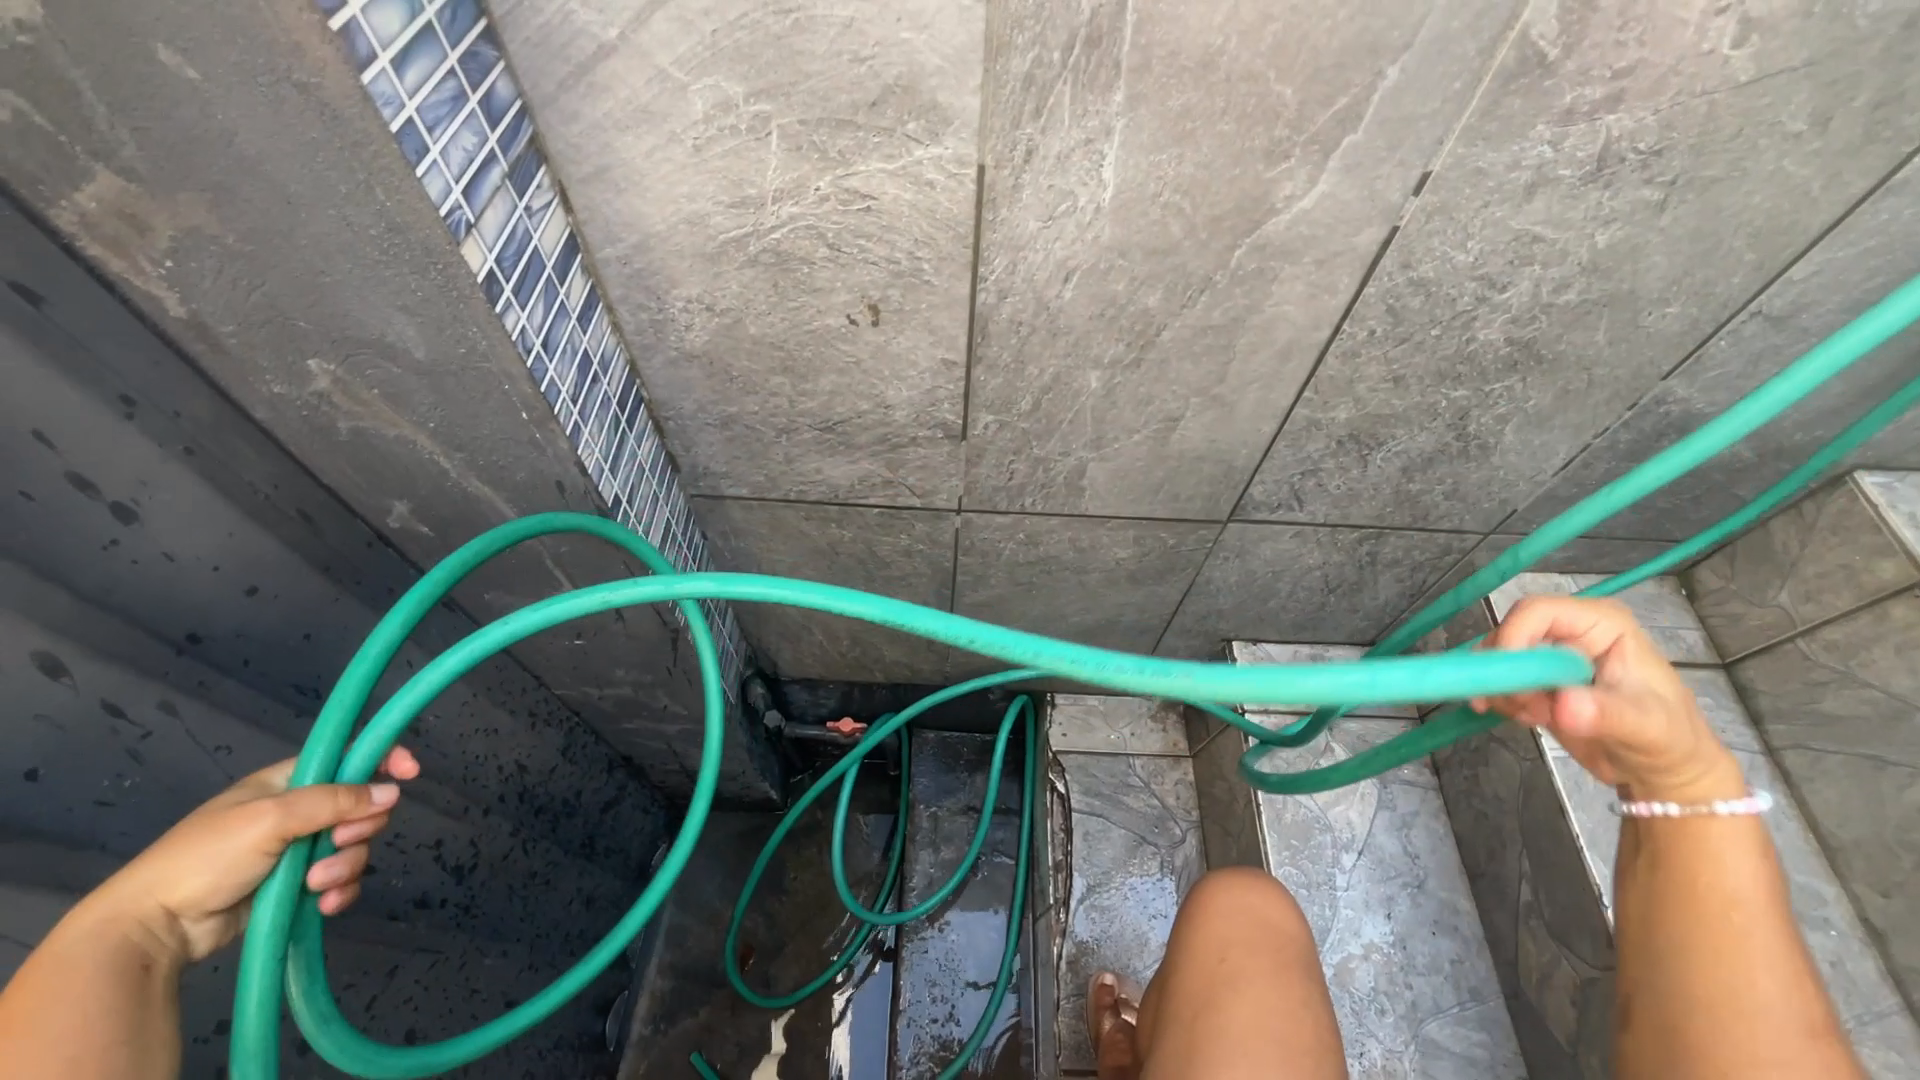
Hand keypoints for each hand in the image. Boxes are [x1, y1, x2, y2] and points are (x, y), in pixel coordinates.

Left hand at [88, 748, 419, 966]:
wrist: (154, 927)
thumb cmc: (205, 858)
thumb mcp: (271, 819)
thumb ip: (335, 801)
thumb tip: (394, 791)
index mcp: (287, 784)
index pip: (347, 758)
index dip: (383, 759)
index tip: (411, 775)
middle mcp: (297, 813)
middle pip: (361, 808)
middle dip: (358, 829)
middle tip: (333, 844)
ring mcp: (298, 851)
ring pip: (354, 847)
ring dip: (344, 867)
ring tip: (313, 887)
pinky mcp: (297, 887)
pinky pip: (342, 881)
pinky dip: (339, 892)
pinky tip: (322, 906)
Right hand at [1470, 596, 1738, 799]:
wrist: (1663, 769)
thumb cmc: (1668, 741)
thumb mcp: (1646, 729)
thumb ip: (1607, 713)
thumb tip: (1564, 704)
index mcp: (1601, 624)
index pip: (1537, 611)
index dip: (1513, 639)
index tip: (1513, 684)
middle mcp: (1570, 632)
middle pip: (1510, 633)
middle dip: (1507, 673)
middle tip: (1528, 708)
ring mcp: (1550, 655)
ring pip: (1497, 658)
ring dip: (1503, 690)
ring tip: (1535, 718)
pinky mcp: (1536, 680)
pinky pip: (1497, 679)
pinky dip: (1499, 699)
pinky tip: (1525, 719)